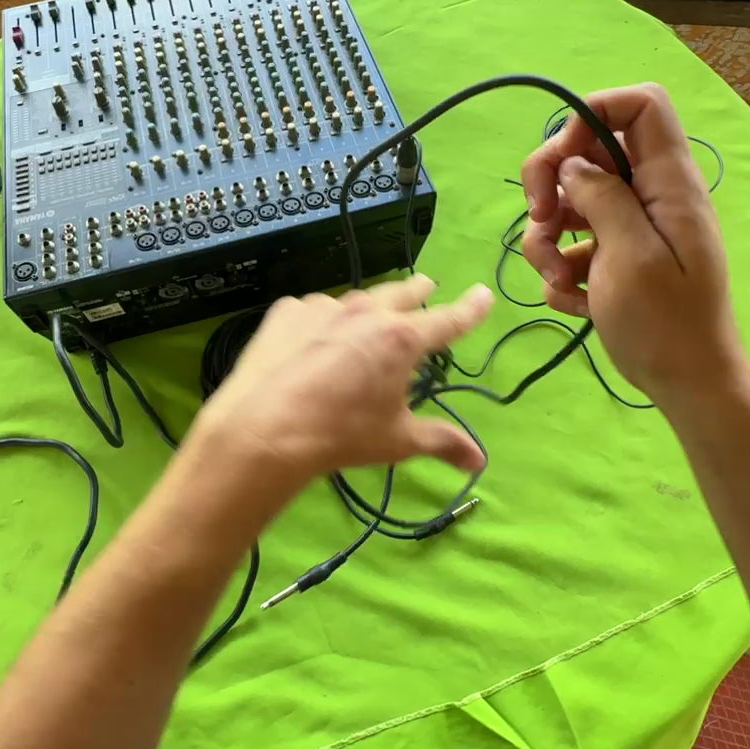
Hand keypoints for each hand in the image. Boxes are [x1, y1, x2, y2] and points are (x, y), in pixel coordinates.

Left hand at [185, 275, 492, 512]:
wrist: (266, 426)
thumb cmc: (341, 434)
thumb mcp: (397, 440)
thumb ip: (441, 443)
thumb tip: (479, 462)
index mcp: (402, 338)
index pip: (448, 319)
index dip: (470, 309)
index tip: (483, 294)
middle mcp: (367, 312)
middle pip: (402, 293)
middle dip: (419, 290)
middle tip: (427, 287)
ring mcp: (323, 307)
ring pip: (355, 300)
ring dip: (367, 307)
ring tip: (366, 318)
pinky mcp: (287, 312)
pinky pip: (312, 311)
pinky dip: (321, 322)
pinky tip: (312, 341)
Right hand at [520, 84, 745, 404]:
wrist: (685, 382)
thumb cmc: (666, 322)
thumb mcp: (632, 256)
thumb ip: (603, 199)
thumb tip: (573, 166)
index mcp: (669, 183)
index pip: (641, 105)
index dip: (594, 113)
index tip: (563, 158)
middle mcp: (650, 195)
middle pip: (590, 151)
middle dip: (551, 182)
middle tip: (539, 218)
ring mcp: (630, 227)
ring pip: (572, 201)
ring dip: (548, 237)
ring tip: (556, 278)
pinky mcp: (614, 258)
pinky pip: (574, 244)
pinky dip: (561, 269)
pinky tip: (572, 300)